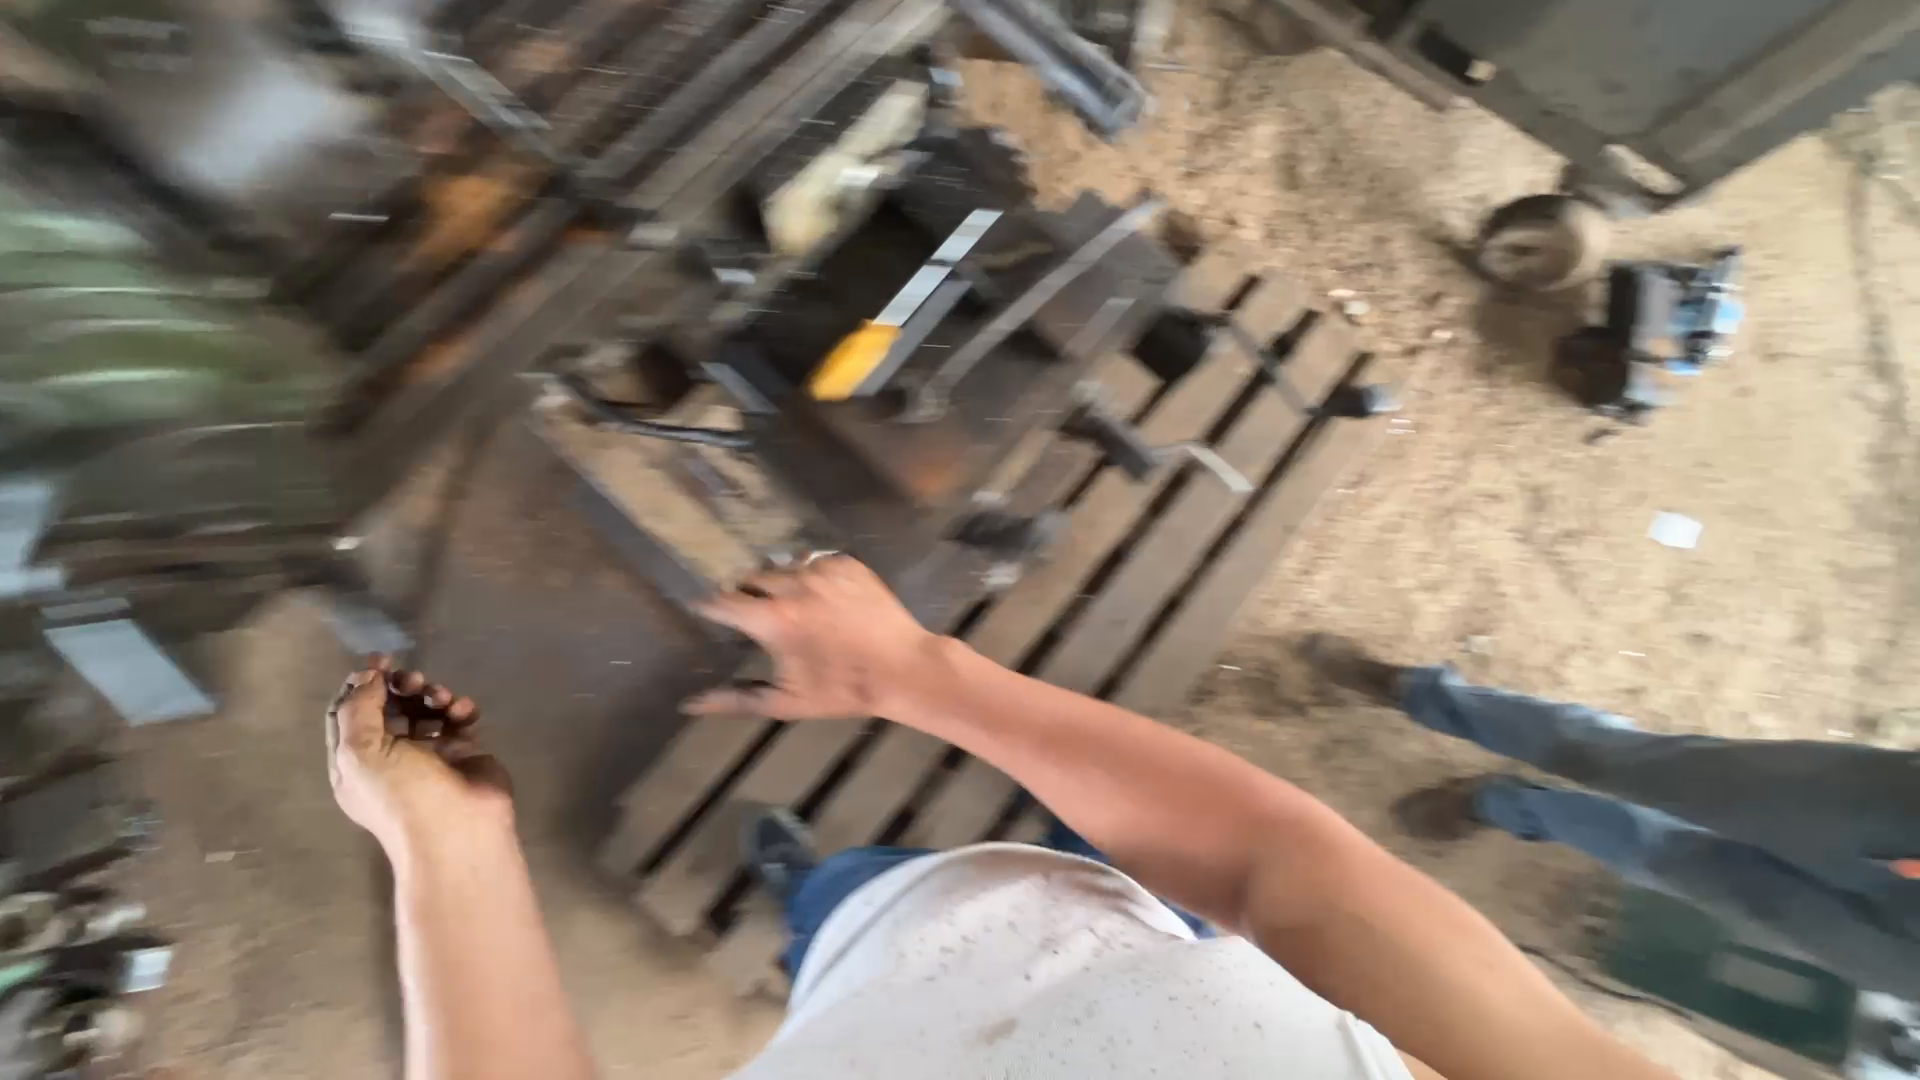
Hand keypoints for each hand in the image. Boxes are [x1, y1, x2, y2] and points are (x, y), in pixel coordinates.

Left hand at [327, 656, 512, 852]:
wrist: (459, 830)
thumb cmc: (403, 794)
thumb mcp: (362, 753)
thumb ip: (359, 709)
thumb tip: (368, 675)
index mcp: (355, 760)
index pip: (349, 712)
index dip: (361, 683)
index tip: (381, 659)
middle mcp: (389, 755)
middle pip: (390, 707)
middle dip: (401, 687)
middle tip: (415, 679)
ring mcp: (429, 753)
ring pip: (427, 710)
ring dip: (434, 696)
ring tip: (444, 698)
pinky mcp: (464, 752)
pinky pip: (459, 720)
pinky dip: (462, 709)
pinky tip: (465, 712)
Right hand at [683, 555, 940, 720]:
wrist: (903, 668)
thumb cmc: (842, 689)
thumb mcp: (786, 701)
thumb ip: (735, 700)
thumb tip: (689, 704)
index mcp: (772, 618)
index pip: (722, 601)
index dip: (709, 606)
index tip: (703, 609)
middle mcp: (793, 584)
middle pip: (751, 578)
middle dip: (745, 593)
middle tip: (753, 612)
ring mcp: (822, 570)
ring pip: (783, 567)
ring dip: (778, 582)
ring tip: (788, 603)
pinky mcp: (847, 563)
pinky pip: (815, 561)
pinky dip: (810, 575)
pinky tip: (820, 596)